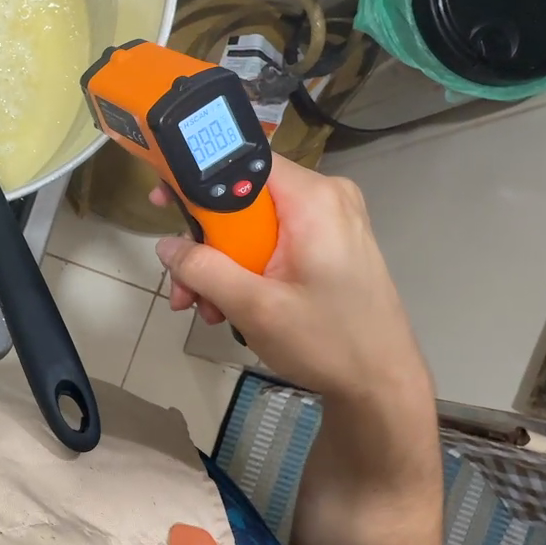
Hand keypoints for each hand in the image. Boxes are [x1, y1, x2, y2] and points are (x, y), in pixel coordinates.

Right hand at [153, 155, 430, 408]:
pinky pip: (268, 245)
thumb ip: (203, 270)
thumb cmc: (327, 341)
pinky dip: (242, 272)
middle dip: (204, 245)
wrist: (381, 383)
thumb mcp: (253, 307)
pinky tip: (229, 307)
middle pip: (240, 200)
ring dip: (217, 267)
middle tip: (183, 288)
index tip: (164, 202)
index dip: (197, 176)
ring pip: (249, 228)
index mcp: (313, 199)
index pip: (243, 161)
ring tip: (206, 309)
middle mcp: (323, 198)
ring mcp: (326, 222)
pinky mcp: (325, 245)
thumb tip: (167, 246)